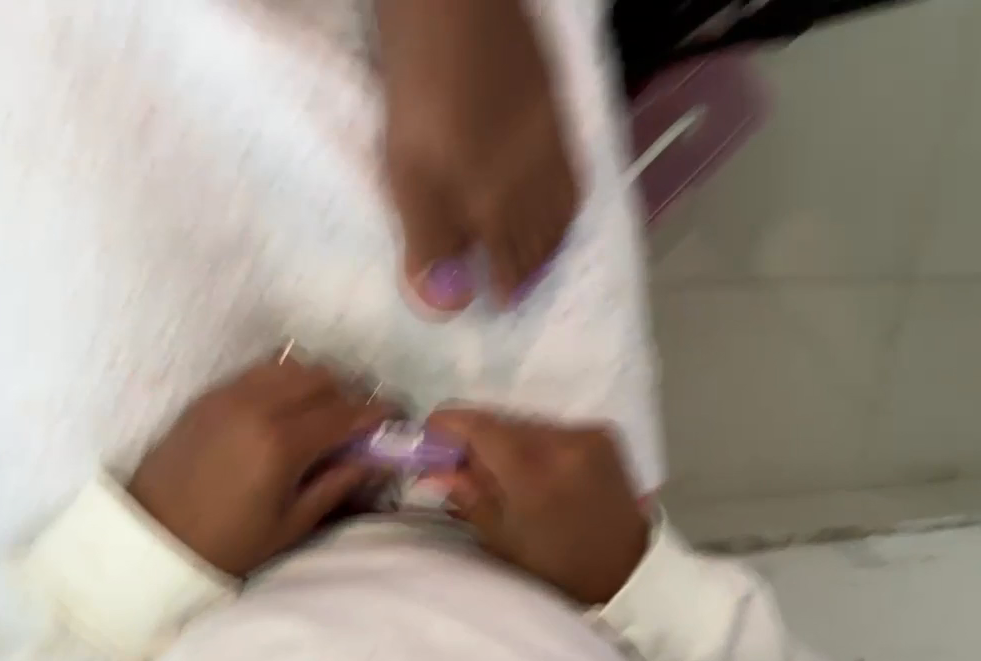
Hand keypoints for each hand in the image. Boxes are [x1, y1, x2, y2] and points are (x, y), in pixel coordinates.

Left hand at [129, 359, 391, 576]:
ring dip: (315, 384)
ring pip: (291, 366)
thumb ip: (338, 483)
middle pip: (322, 378)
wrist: (154, 538)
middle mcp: (257, 406)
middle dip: (347, 396)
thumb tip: (374, 459)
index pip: (345, 412)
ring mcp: (229, 395)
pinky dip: (283, 382)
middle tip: (354, 425)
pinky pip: (259, 371)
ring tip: (319, 416)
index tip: (395, 418)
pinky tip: (284, 411)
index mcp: (282, 443)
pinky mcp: (209, 396)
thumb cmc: (228, 543)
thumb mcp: (292, 524)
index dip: (377, 413)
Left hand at [377, 0, 581, 313]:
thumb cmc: (422, 103)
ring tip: (539, 253)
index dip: (505, 287)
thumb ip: (429, 246)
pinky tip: (554, 195)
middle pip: (540, 240)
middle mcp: (535, 188)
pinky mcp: (553, 112)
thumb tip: (446, 311)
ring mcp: (550, 148)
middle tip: (519, 286)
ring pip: (560, 210)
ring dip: (551, 240)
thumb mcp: (409, 182)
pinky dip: (564, 199)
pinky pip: (571, 172)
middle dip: (531, 269)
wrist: (456, 12)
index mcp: (499, 210)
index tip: (500, 304)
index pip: (510, 263)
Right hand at [424, 408, 649, 604]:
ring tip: (498, 473)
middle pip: (499, 418)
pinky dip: (533, 442)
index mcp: (534, 469)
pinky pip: (551, 427)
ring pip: (524, 420)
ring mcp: (587, 433)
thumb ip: (467, 494)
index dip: (443, 428)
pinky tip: (532, 470)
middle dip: (473, 438)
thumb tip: (434, 467)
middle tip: (458, 465)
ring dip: (504, 440)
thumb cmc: (558, 569)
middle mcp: (563, 439)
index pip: (475, 423)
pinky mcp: (603, 434)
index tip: (427, 445)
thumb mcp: (501, 539)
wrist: (628, 573)